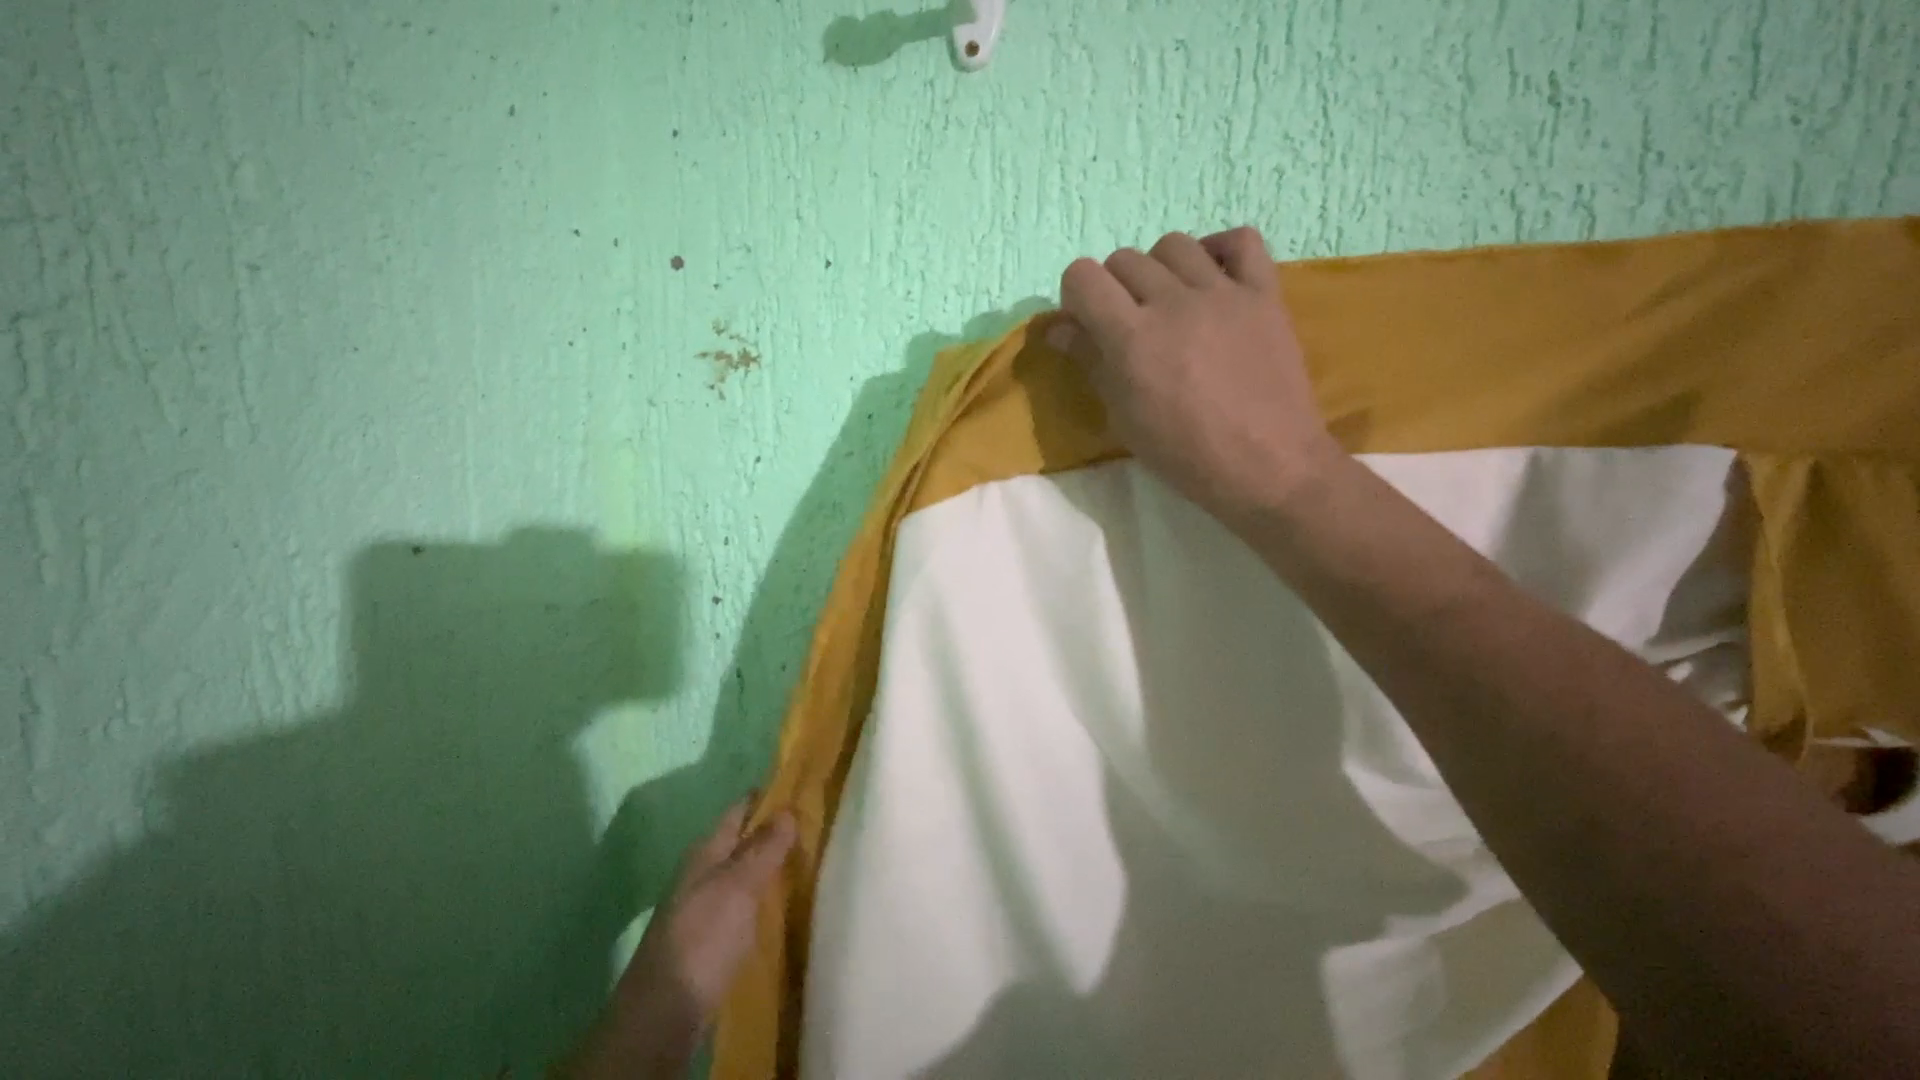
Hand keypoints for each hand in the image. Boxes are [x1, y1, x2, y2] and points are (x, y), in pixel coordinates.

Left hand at [560, 799, 796, 1078]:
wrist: (665, 1011)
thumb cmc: (702, 938)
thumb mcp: (737, 886)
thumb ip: (762, 849)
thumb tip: (786, 809)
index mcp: (705, 853)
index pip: (739, 811)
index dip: (766, 797)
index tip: (801, 784)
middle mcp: (702, 874)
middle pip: (741, 842)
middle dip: (773, 831)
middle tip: (817, 822)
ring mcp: (705, 908)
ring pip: (743, 874)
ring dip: (770, 865)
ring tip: (810, 860)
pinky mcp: (712, 940)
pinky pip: (744, 905)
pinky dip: (765, 897)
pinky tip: (785, 905)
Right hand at [1046, 227, 1343, 523]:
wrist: (1267, 465)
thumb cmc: (1184, 453)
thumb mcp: (1123, 417)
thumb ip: (1091, 362)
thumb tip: (1058, 328)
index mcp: (1131, 337)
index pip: (1083, 276)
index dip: (1076, 296)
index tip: (1086, 322)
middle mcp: (1173, 301)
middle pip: (1124, 258)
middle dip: (1115, 287)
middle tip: (1129, 323)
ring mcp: (1222, 292)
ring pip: (1174, 245)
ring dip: (1160, 269)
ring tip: (1171, 302)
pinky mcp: (1264, 293)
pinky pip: (1242, 240)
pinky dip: (1221, 250)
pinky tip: (1214, 278)